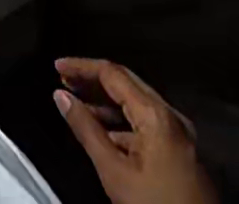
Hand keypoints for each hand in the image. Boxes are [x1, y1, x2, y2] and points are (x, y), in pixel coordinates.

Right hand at [54, 58, 216, 203]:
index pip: (112, 73)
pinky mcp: (181, 152)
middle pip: (126, 82)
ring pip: (136, 103)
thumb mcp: (114, 171)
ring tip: (76, 103)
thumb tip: (61, 97)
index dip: (81, 66)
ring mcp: (180, 134)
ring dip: (105, 100)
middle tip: (63, 80)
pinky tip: (102, 131)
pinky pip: (145, 122)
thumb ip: (86, 129)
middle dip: (92, 79)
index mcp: (156, 115)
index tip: (57, 67)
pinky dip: (121, 120)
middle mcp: (171, 116)